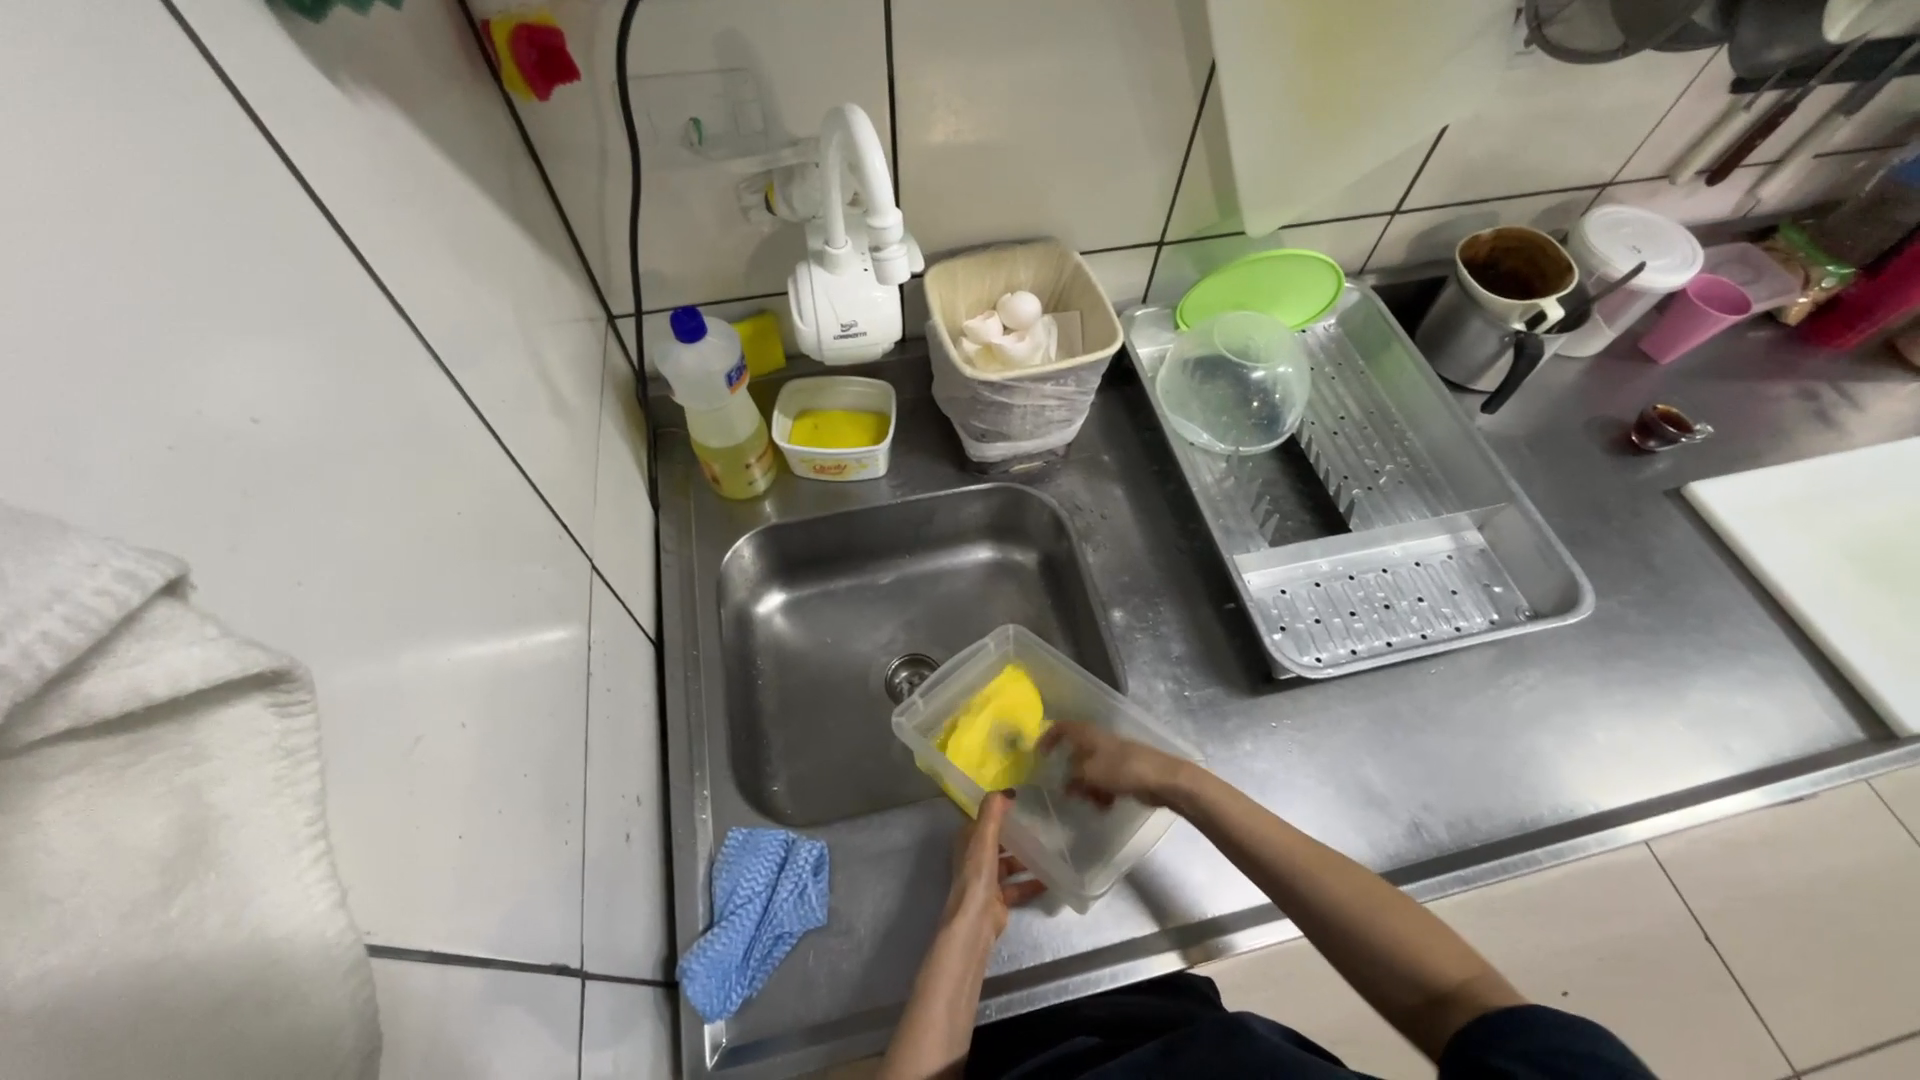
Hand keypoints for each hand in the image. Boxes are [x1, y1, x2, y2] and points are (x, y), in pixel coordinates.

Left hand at [945, 792, 1045, 936]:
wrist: (976, 919)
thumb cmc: (978, 874)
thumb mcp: (984, 836)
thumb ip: (993, 811)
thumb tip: (1008, 790)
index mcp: (967, 841)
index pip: (984, 821)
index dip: (999, 812)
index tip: (1021, 804)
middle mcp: (974, 858)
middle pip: (998, 842)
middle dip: (1016, 836)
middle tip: (1041, 827)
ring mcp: (986, 880)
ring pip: (1009, 864)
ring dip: (1025, 859)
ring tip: (1048, 851)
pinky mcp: (998, 899)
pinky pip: (1018, 885)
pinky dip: (1031, 882)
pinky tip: (1049, 878)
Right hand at [1039, 721, 1189, 808]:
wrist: (1162, 778)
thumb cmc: (1122, 769)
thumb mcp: (1089, 772)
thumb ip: (1071, 776)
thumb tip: (1065, 782)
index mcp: (1088, 735)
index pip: (1062, 728)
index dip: (1048, 738)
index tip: (1039, 756)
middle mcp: (1099, 742)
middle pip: (1076, 755)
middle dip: (1071, 775)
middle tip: (1068, 792)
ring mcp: (1113, 757)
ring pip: (1090, 772)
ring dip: (1087, 788)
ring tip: (1092, 802)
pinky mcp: (1124, 772)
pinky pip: (1105, 782)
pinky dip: (1102, 793)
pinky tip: (1106, 806)